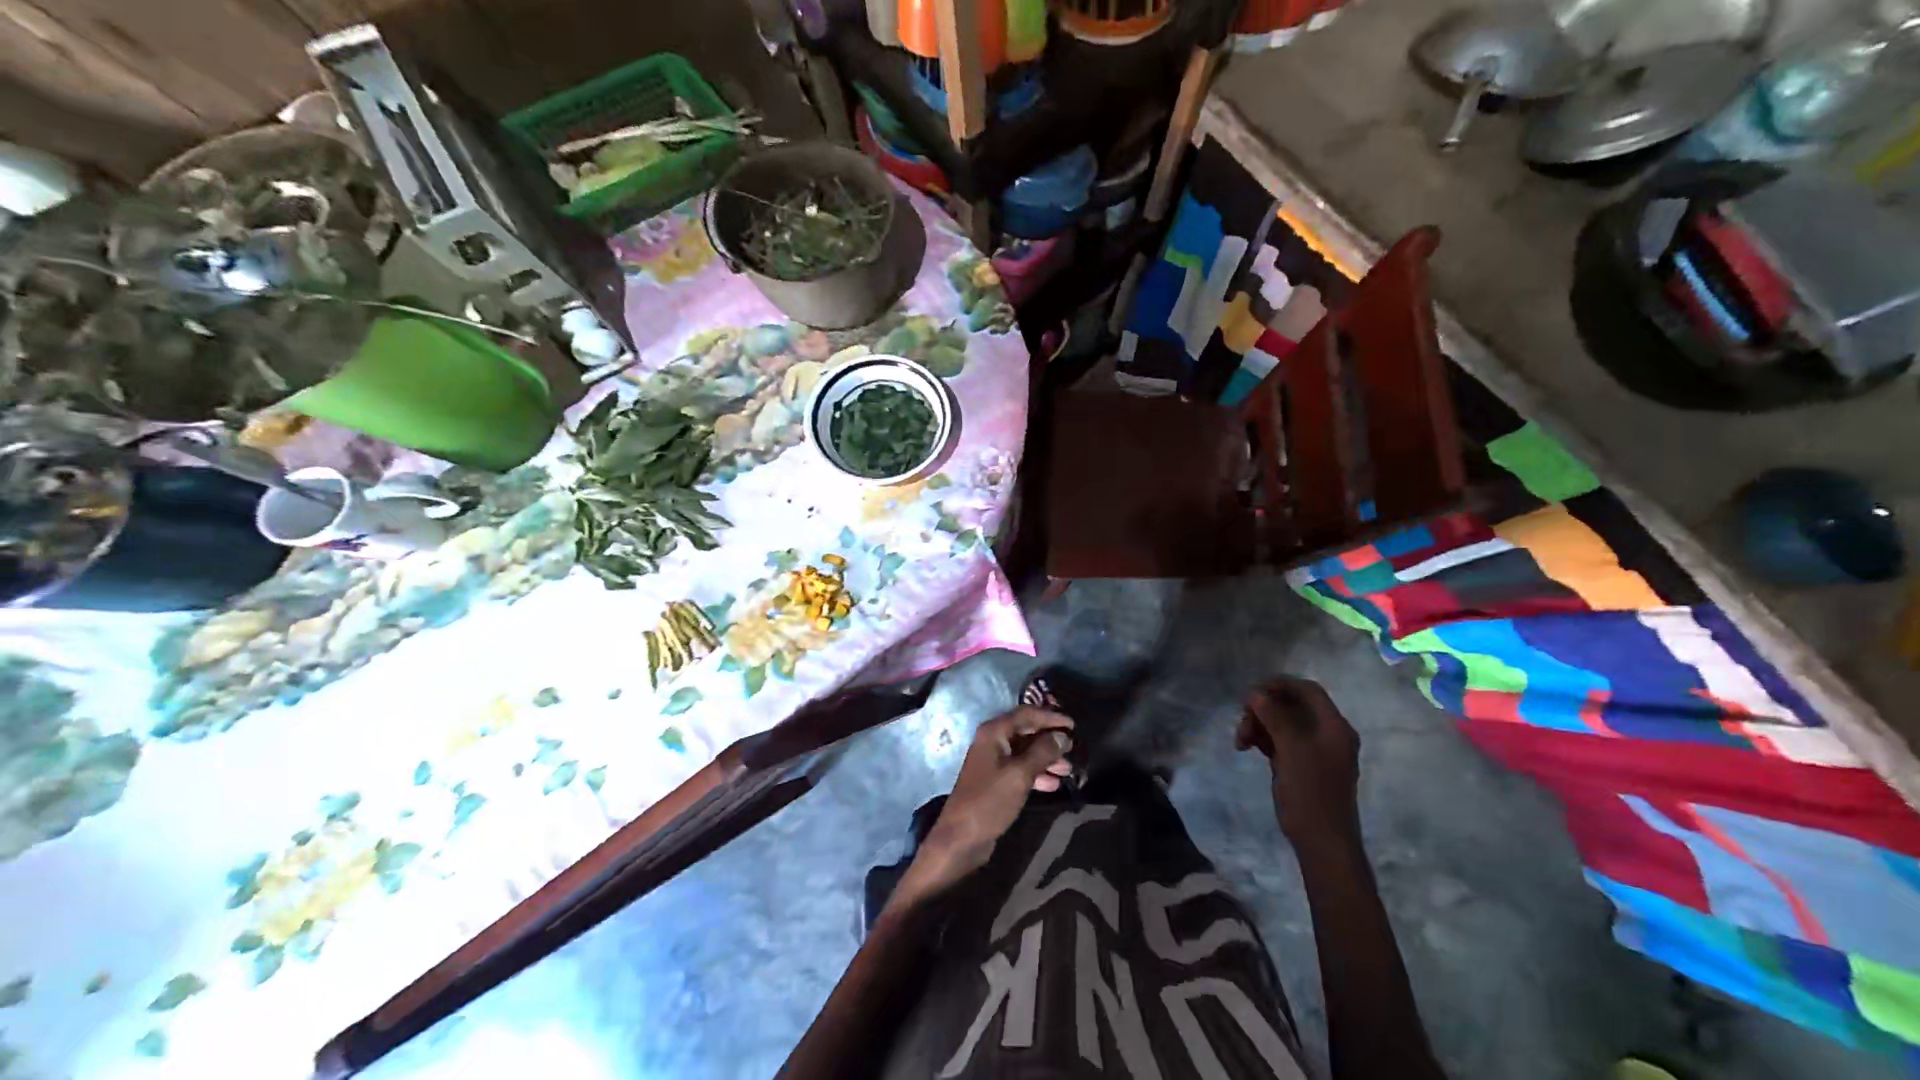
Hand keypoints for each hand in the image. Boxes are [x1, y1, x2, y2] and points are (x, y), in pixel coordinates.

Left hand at [903, 707, 1073, 900]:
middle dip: (1050, 739)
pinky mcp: (996, 781)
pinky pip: (1021, 769)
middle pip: (1026, 731)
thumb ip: (1043, 752)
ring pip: (1025, 752)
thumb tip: (1062, 736)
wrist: (962, 837)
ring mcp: (993, 762)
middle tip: (1073, 748)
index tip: (1073, 725)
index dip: (1050, 717)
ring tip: (1068, 769)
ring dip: (1047, 758)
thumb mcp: (1020, 774)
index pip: (1026, 714)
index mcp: (993, 732)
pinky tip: (1054, 784)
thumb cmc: (990, 801)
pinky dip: (1037, 773)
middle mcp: (992, 742)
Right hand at [1236, 677, 1360, 845]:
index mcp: (1334, 727)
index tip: (1252, 691)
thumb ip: (1275, 717)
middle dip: (1263, 709)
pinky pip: (1280, 742)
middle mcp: (1327, 734)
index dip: (1280, 685)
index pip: (1308, 691)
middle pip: (1292, 706)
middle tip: (1242, 722)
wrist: (1322, 842)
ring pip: (1282, 724)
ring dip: (1259, 725)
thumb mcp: (1292, 749)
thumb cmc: (1311, 793)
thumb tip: (1255, 693)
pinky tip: (1246, 748)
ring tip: (1240, 742)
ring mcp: (1314, 751)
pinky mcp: (1301, 765)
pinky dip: (1263, 740)